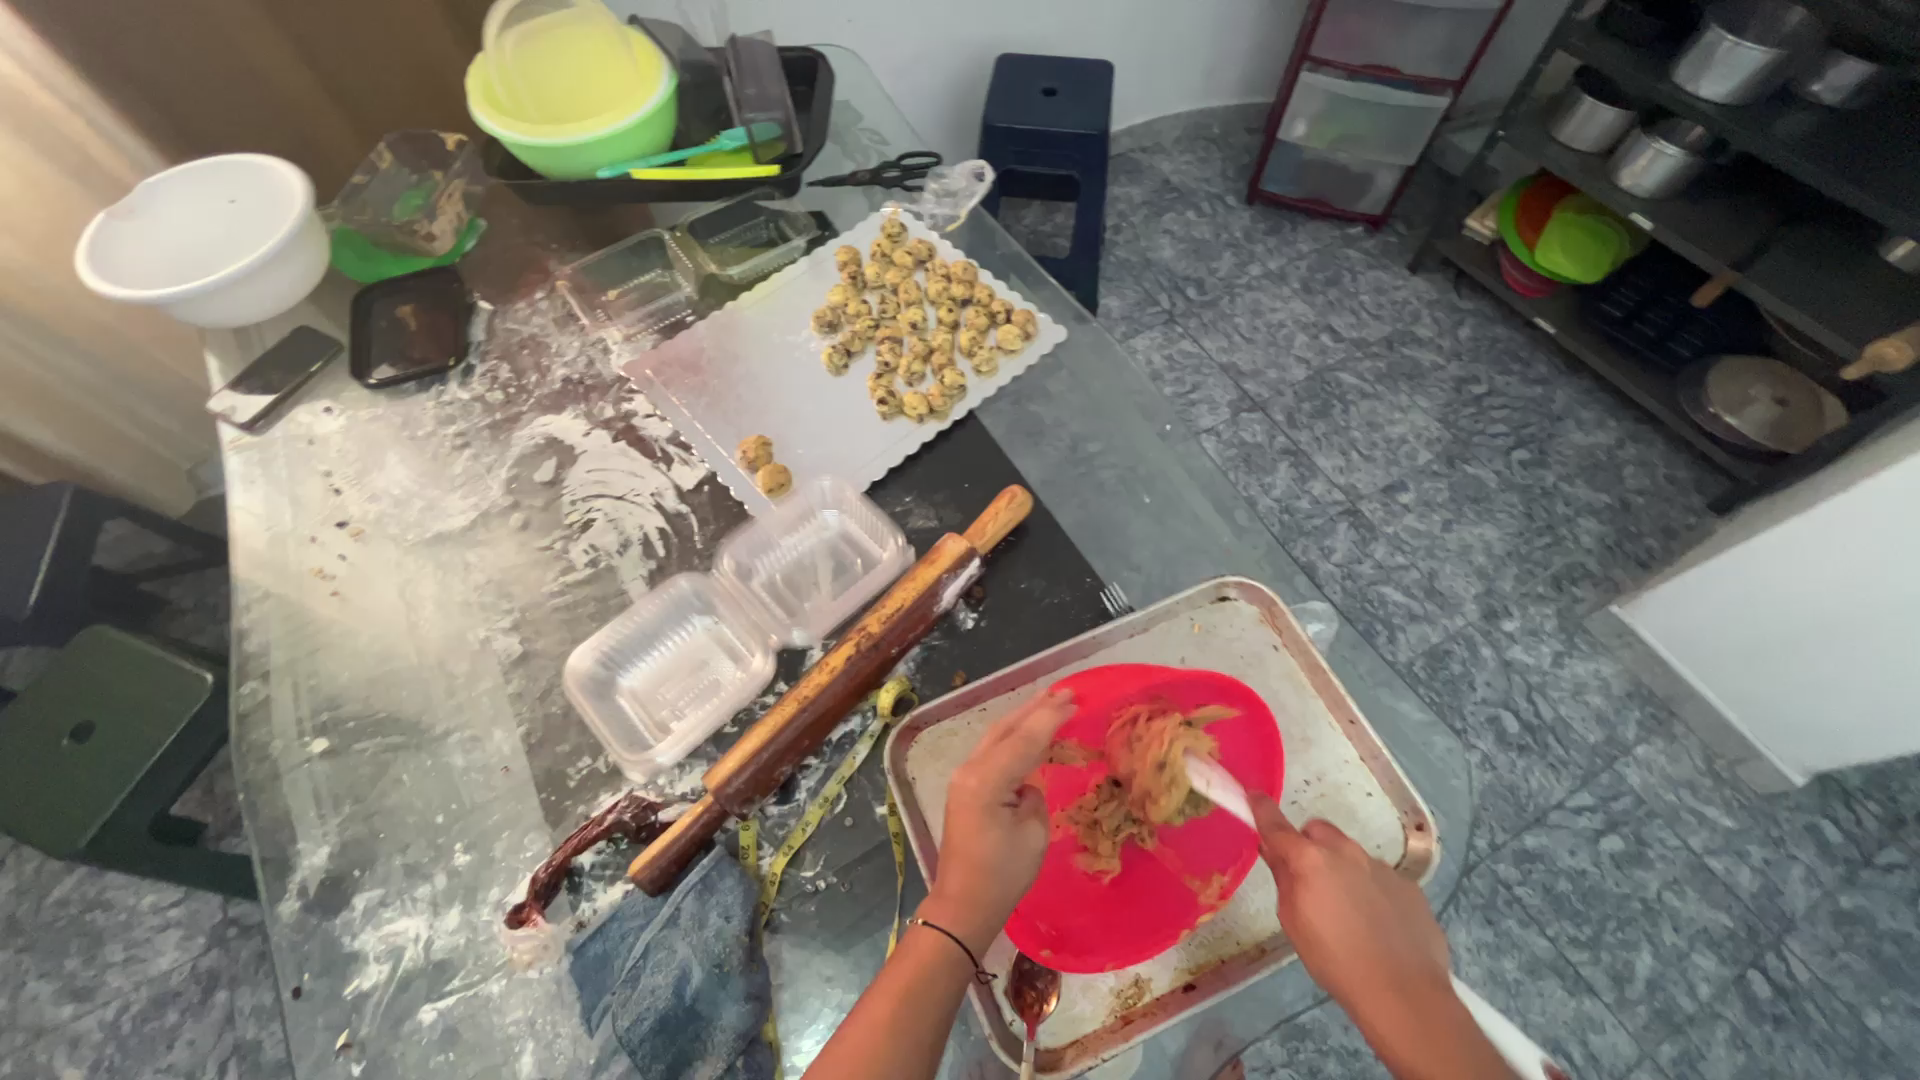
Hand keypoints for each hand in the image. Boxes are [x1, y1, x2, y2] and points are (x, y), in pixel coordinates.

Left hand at [919, 689, 1073, 952]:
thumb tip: (1026, 784)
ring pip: (996, 736)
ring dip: (1023, 718)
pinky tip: (1028, 731)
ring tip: (1049, 701)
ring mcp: (963, 777)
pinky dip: (1013, 737)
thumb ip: (1033, 796)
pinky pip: (992, 751)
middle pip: (1006, 728)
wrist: (963, 903)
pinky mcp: (965, 787)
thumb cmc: (1002, 875)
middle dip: (1035, 708)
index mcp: (987, 780)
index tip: (1074, 700)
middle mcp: (970, 770)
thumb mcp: (1032, 834)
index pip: (1025, 739)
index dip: (1051, 718)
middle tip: (1065, 692)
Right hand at [1250, 794, 1454, 1038]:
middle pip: (1317, 831)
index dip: (1261, 808)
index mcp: (1310, 859)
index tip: (1252, 796)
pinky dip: (1370, 889)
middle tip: (1307, 879)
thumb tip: (1275, 852)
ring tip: (1348, 912)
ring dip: (1341, 869)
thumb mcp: (1292, 922)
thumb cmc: (1334, 960)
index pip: (1276, 824)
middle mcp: (1346, 852)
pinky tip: (1376, 924)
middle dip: (1308, 846)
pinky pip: (1379, 877)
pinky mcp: (1408, 886)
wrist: (1404, 993)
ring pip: (1350, 854)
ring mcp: (1381, 867)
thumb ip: (1283, 878)